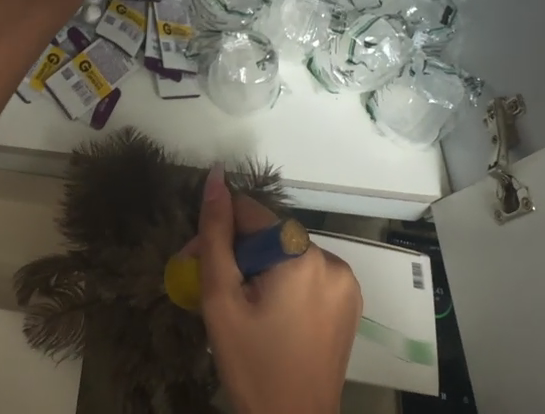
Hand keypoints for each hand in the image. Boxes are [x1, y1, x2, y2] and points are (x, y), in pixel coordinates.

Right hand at [195, 164, 359, 413]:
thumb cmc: (252, 366)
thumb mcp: (221, 299)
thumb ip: (215, 235)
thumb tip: (215, 178)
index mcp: (301, 255)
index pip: (249, 212)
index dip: (218, 231)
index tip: (195, 261)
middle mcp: (331, 259)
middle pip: (269, 234)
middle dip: (236, 253)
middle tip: (212, 289)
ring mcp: (345, 282)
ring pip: (286, 253)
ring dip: (259, 267)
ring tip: (239, 306)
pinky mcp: (349, 303)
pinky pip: (306, 274)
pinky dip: (283, 283)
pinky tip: (268, 314)